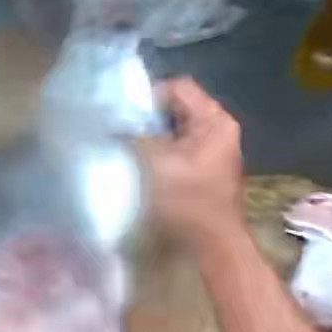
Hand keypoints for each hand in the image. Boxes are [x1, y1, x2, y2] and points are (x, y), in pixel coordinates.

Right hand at [137, 78, 244, 246]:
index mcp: (214, 121)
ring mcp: (213, 147)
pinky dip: (161, 149)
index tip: (125, 115)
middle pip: (177, 107)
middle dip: (149, 117)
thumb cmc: (190, 202)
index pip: (179, 87)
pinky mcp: (205, 165)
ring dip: (153, 135)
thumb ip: (135, 137)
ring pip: (175, 128)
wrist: (215, 244)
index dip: (150, 96)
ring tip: (129, 146)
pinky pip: (179, 145)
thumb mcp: (158, 164)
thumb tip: (113, 122)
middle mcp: (218, 128)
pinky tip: (143, 162)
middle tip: (123, 130)